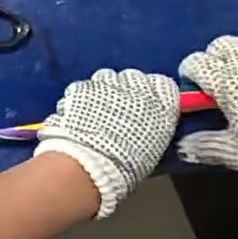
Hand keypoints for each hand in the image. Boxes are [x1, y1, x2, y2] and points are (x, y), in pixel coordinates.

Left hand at [35, 68, 179, 217]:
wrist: (93, 160)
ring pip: (106, 77)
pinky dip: (79, 95)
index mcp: (161, 106)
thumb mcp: (152, 145)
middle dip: (124, 87)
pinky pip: (83, 85)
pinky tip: (75, 109)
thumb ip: (153, 126)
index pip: (162, 84)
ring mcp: (108, 86)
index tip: (144, 100)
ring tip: (94, 105)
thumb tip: (148, 123)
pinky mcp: (83, 88)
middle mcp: (136, 90)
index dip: (151, 90)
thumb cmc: (127, 162)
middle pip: (132, 77)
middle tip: (116, 104)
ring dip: (102, 88)